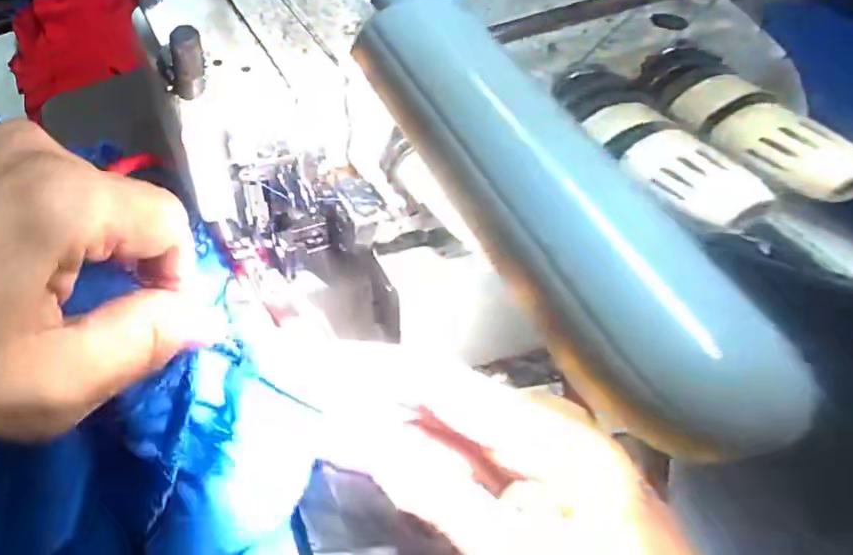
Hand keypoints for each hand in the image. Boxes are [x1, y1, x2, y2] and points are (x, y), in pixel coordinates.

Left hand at [0, 120, 217, 452]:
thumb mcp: (49, 382)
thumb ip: (141, 342)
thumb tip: (193, 312)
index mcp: (63, 190)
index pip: (167, 219)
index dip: (171, 279)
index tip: (137, 328)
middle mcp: (32, 142)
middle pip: (115, 203)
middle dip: (111, 264)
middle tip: (56, 324)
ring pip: (70, 191)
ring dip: (67, 245)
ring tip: (10, 297)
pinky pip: (24, 180)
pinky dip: (27, 221)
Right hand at [311, 342, 693, 554]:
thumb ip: (438, 494)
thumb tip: (357, 437)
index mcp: (553, 436)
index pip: (436, 378)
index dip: (363, 364)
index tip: (305, 357)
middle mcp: (544, 429)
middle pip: (433, 393)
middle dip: (363, 387)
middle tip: (298, 376)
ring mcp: (539, 457)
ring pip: (437, 422)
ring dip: (378, 415)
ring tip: (318, 399)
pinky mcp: (532, 486)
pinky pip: (454, 455)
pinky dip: (407, 448)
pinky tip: (366, 439)